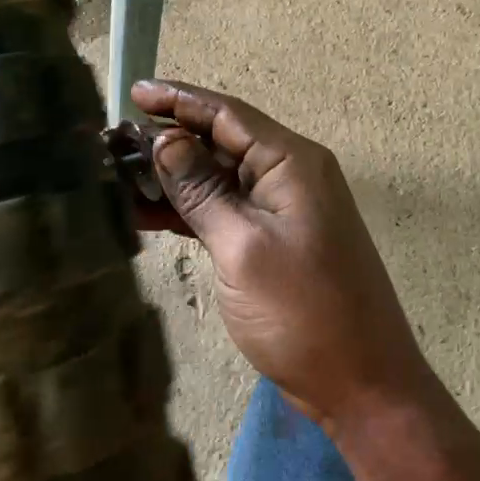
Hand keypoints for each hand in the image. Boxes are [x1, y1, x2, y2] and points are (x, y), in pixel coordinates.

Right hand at [131, 81, 479, 480]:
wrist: (364, 389)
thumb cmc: (304, 313)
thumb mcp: (242, 248)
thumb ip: (200, 190)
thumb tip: (164, 140)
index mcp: (291, 162)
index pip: (226, 113)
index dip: (178, 99)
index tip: (134, 90)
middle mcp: (289, 174)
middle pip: (220, 140)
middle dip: (168, 137)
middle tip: (115, 139)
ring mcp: (283, 209)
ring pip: (218, 176)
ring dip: (172, 177)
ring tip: (120, 175)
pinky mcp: (274, 240)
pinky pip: (224, 208)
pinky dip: (188, 209)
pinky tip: (146, 214)